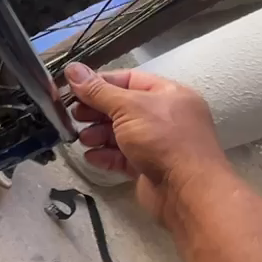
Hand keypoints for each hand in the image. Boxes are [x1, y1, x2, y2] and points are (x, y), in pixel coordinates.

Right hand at [63, 63, 232, 227]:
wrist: (189, 192)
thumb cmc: (163, 141)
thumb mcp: (128, 107)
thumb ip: (97, 90)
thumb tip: (72, 69)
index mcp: (168, 94)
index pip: (128, 79)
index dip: (99, 83)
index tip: (74, 89)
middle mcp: (164, 116)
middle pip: (120, 106)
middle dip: (95, 111)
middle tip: (75, 116)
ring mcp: (157, 143)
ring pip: (119, 132)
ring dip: (97, 134)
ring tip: (84, 139)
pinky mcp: (149, 166)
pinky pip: (121, 155)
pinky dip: (105, 155)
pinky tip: (92, 157)